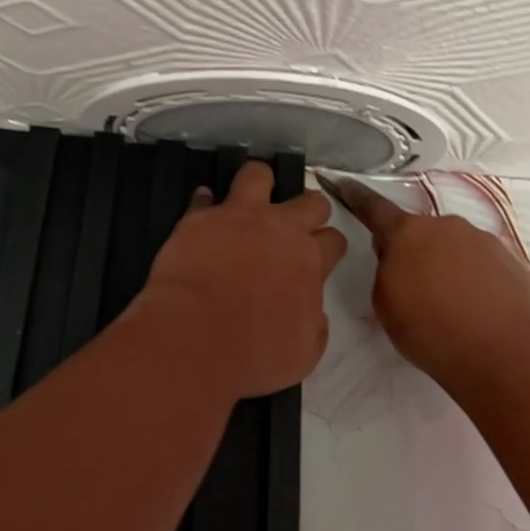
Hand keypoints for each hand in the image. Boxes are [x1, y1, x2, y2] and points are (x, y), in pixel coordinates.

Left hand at [135, 161, 346, 399]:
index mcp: (310, 261)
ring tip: (252, 196)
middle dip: (308, 209)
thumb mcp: (303, 355)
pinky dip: (205, 204)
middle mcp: (280, 229)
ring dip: (258, 183)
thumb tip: (315, 314)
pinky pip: (204, 198)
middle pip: (310, 201)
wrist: (195, 338)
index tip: (320, 256)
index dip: (328, 246)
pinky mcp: (200, 218)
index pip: (334, 239)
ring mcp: (238, 217)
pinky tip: (202, 212)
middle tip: (294, 226)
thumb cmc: (253, 354)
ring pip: (258, 175)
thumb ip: (315, 326)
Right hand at [331, 178, 529, 389]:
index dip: (357, 197)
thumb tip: (397, 260)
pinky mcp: (510, 260)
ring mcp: (482, 240)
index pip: (375, 209)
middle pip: (419, 233)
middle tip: (414, 292)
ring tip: (451, 309)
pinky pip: (481, 264)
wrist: (505, 356)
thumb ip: (384, 270)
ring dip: (446, 267)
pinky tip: (478, 312)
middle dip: (413, 253)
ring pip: (453, 248)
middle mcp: (446, 226)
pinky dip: (474, 281)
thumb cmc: (432, 332)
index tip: (343, 183)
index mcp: (408, 233)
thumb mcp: (386, 305)